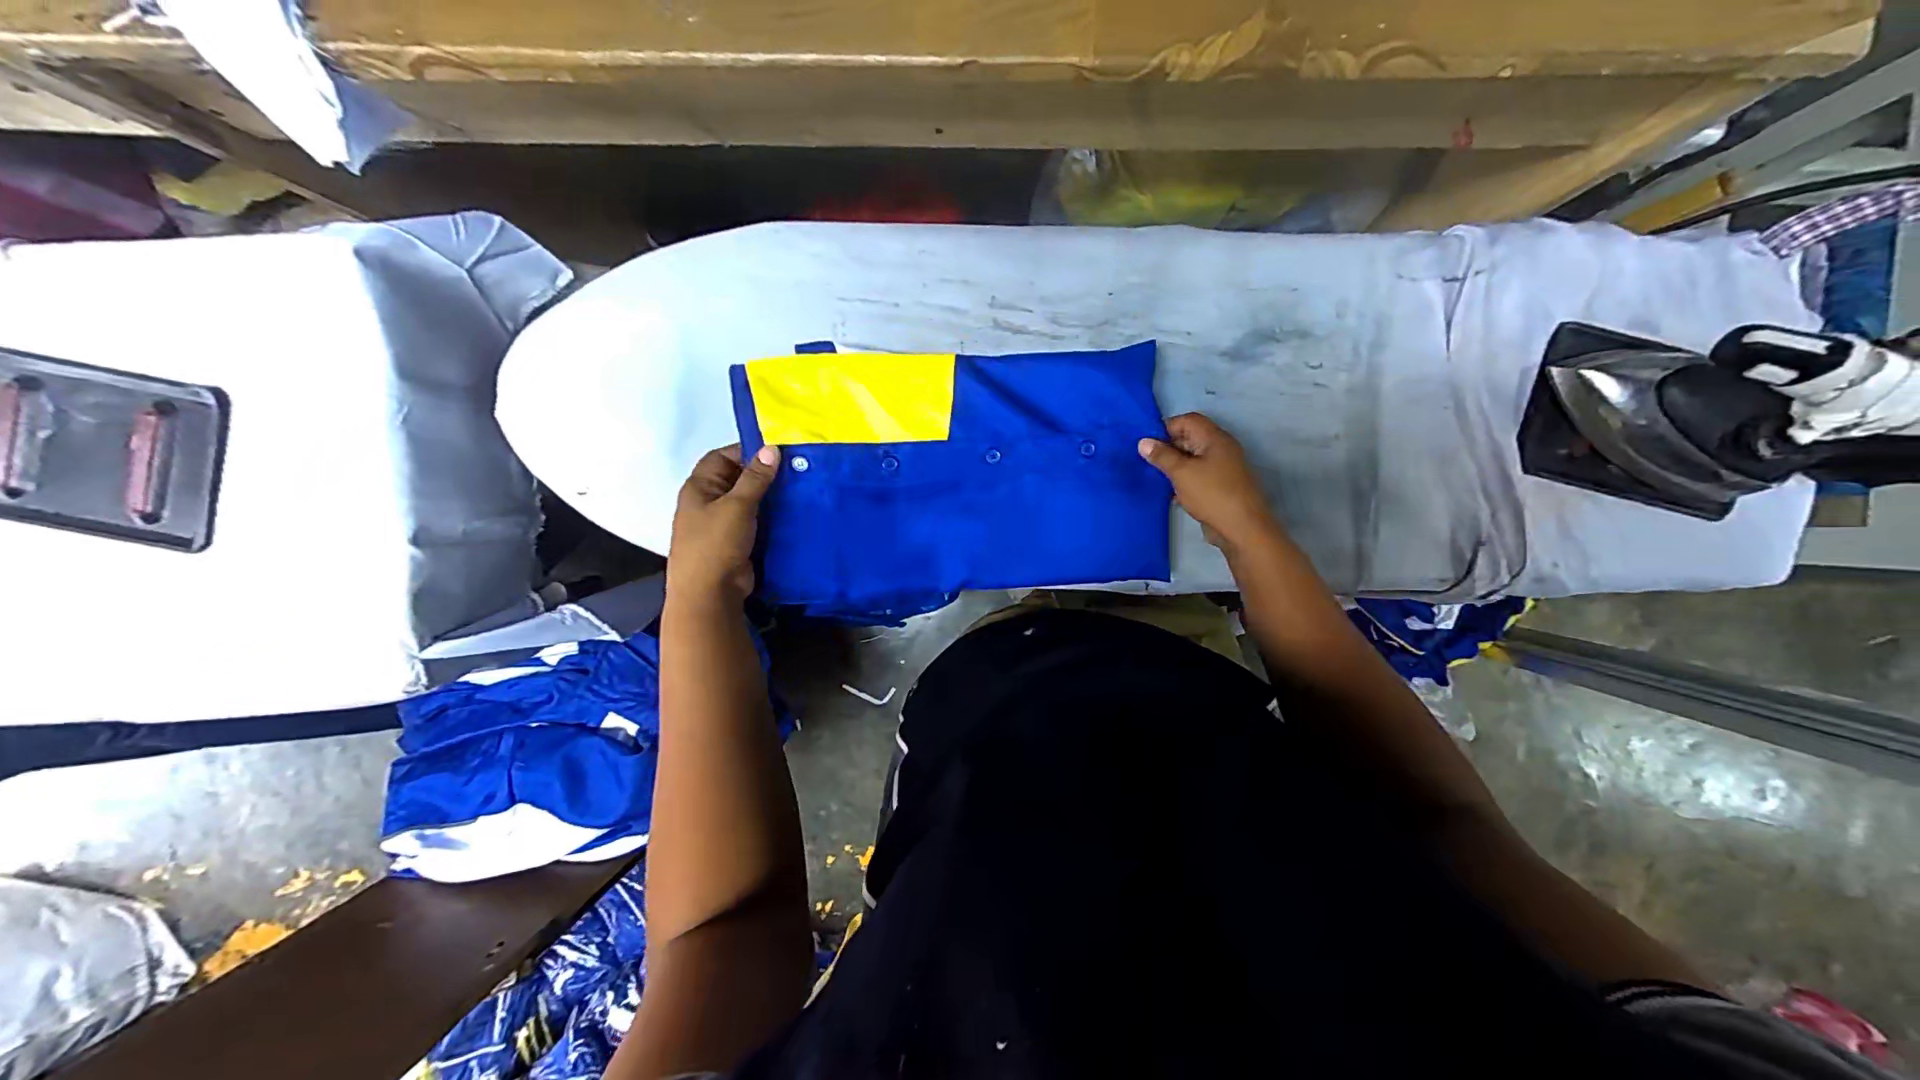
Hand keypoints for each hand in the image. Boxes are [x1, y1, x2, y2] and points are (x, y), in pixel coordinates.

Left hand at [668, 444, 780, 603]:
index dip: (746, 450)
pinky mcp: (737, 542)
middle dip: (763, 474)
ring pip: (750, 501)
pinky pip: (757, 521)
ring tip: (800, 487)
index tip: (777, 451)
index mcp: (699, 487)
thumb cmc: (716, 544)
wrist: (710, 594)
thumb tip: (771, 448)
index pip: (722, 457)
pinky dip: (772, 516)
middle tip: (796, 468)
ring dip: (771, 496)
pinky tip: (794, 512)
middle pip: (737, 478)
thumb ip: (755, 477)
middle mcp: (708, 502)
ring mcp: (722, 524)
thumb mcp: (737, 506)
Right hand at [1138, 413, 1279, 551]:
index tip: (1147, 443)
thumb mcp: (1181, 473)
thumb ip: (1162, 456)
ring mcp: (1222, 467)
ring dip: (1174, 465)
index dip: (1166, 428)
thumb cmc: (1211, 494)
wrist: (1242, 527)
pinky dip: (1183, 479)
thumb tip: (1143, 442)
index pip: (1188, 420)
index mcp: (1214, 438)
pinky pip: (1197, 474)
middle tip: (1147, 460)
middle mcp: (1220, 448)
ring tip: (1155, 476)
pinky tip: (1170, 492)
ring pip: (1192, 458)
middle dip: (1168, 447)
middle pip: (1190, 437)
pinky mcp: (1219, 485)